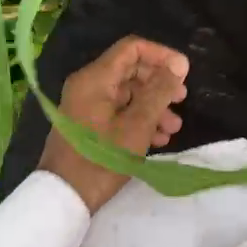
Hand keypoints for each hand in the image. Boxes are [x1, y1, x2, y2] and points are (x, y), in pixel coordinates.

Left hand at [38, 36, 188, 211]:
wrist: (63, 198)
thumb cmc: (102, 159)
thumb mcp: (137, 126)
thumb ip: (159, 92)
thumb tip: (177, 65)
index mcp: (95, 77)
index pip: (132, 48)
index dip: (161, 55)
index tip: (183, 71)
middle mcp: (88, 84)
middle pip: (130, 70)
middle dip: (159, 84)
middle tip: (182, 99)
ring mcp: (86, 103)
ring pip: (126, 93)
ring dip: (152, 105)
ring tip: (174, 127)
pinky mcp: (87, 122)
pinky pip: (117, 110)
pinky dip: (138, 118)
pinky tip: (157, 138)